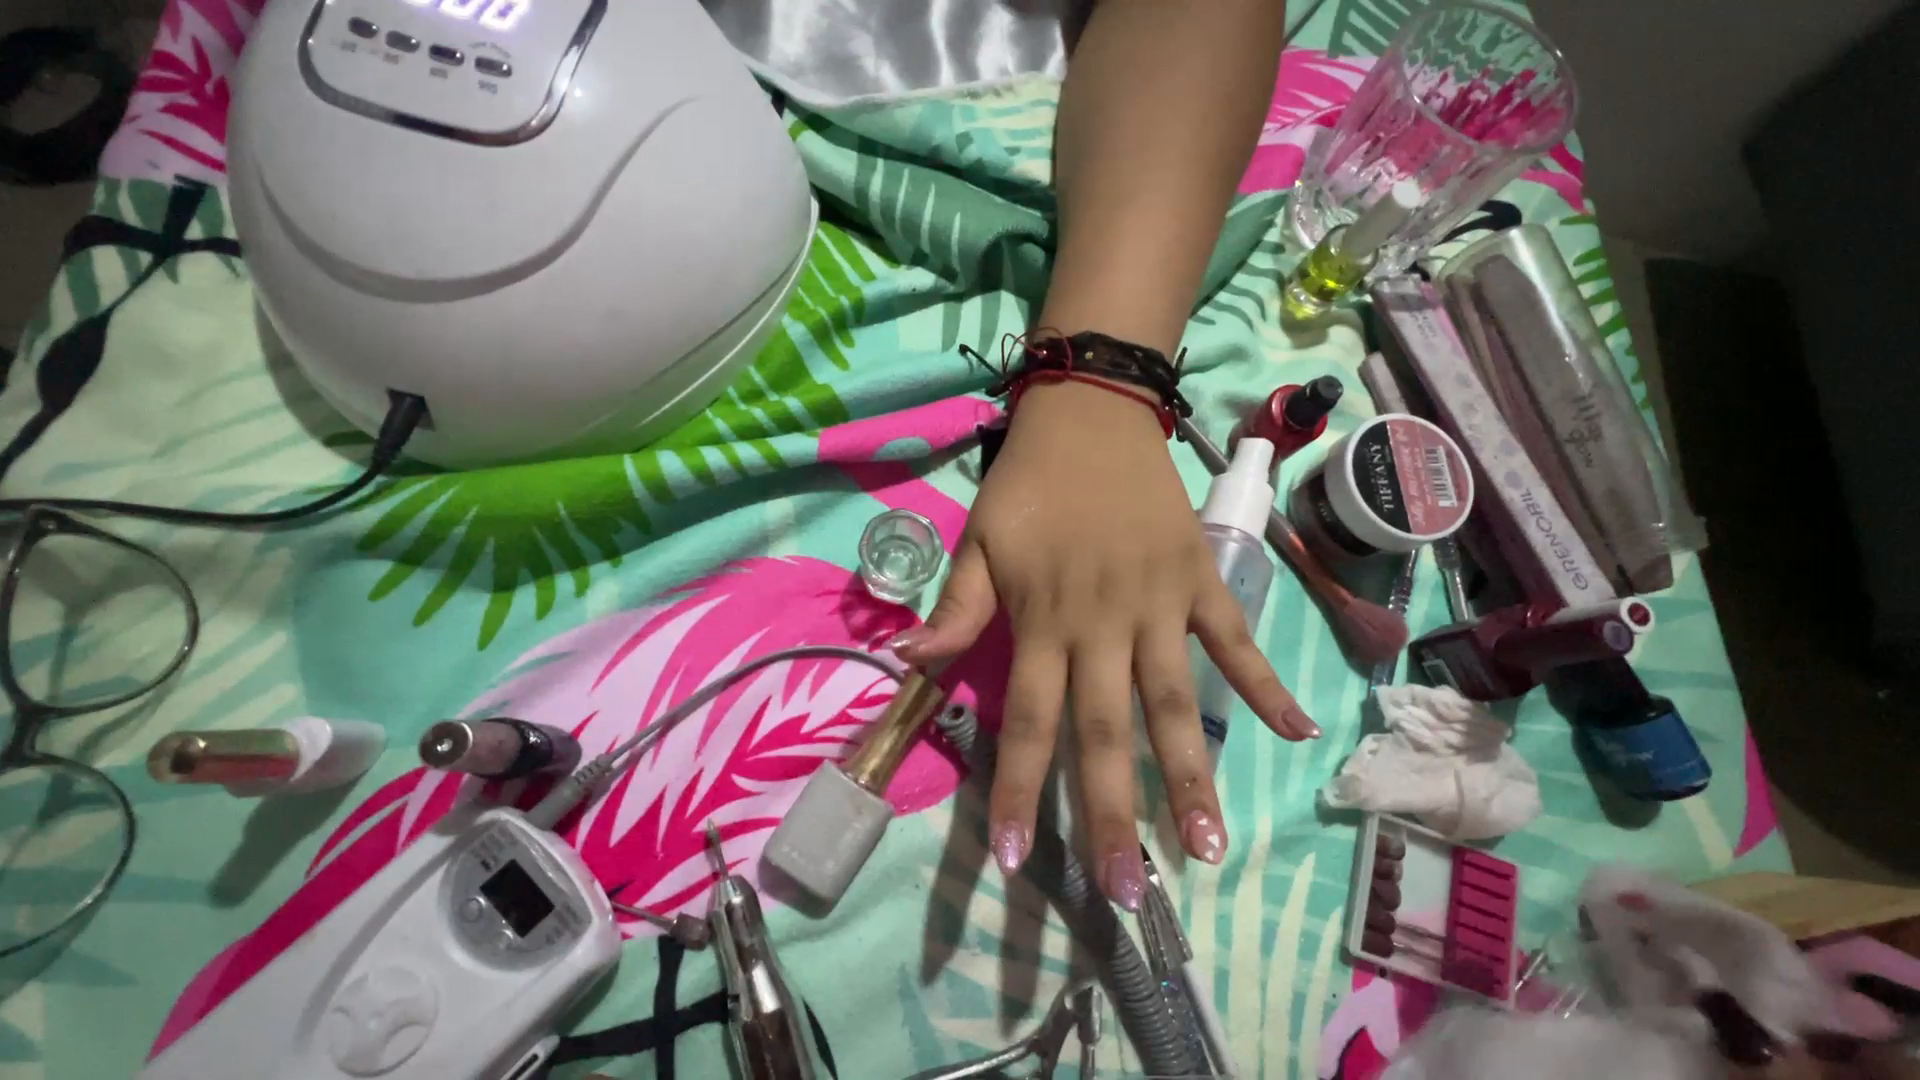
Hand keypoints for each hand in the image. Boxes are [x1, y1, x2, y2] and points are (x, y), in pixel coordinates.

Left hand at [889, 381, 1316, 908]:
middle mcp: (1103, 625)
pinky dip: (1264, 682)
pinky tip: (1298, 732)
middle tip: (1128, 894)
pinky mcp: (1202, 580)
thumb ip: (955, 609)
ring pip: (1175, 701)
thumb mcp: (978, 541)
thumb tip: (909, 666)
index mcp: (1043, 620)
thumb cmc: (1028, 484)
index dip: (1022, 790)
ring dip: (1194, 775)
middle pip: (1107, 730)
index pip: (1029, 721)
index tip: (1019, 860)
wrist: (1091, 414)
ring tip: (1211, 847)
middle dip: (1113, 813)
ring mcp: (1160, 605)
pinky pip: (1234, 638)